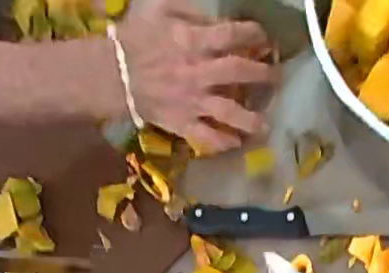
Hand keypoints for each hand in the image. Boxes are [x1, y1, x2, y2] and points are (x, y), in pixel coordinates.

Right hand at [114, 0, 274, 152]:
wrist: (113, 75)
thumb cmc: (135, 38)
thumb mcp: (161, 8)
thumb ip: (191, 11)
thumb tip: (215, 19)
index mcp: (194, 40)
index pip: (234, 35)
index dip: (254, 35)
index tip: (265, 40)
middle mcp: (199, 72)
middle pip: (239, 72)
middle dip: (262, 74)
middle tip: (275, 78)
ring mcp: (192, 101)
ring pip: (228, 111)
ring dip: (249, 118)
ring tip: (265, 124)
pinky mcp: (181, 124)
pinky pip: (206, 137)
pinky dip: (222, 142)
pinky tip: (236, 143)